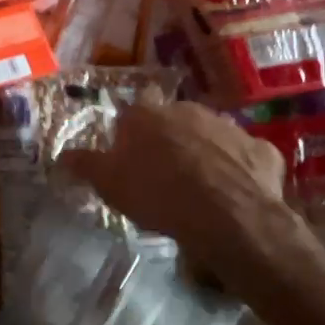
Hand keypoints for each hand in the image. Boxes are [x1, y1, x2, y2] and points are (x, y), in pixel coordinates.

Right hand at [63, 93, 312, 278]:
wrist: (228, 218)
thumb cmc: (157, 193)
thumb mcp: (108, 183)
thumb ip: (84, 164)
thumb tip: (62, 155)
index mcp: (146, 114)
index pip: (135, 106)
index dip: (132, 129)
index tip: (131, 152)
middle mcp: (187, 110)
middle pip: (174, 119)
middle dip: (170, 138)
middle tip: (164, 171)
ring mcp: (229, 128)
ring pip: (211, 135)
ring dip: (204, 151)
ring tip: (200, 184)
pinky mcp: (263, 151)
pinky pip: (245, 156)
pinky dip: (239, 168)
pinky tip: (234, 191)